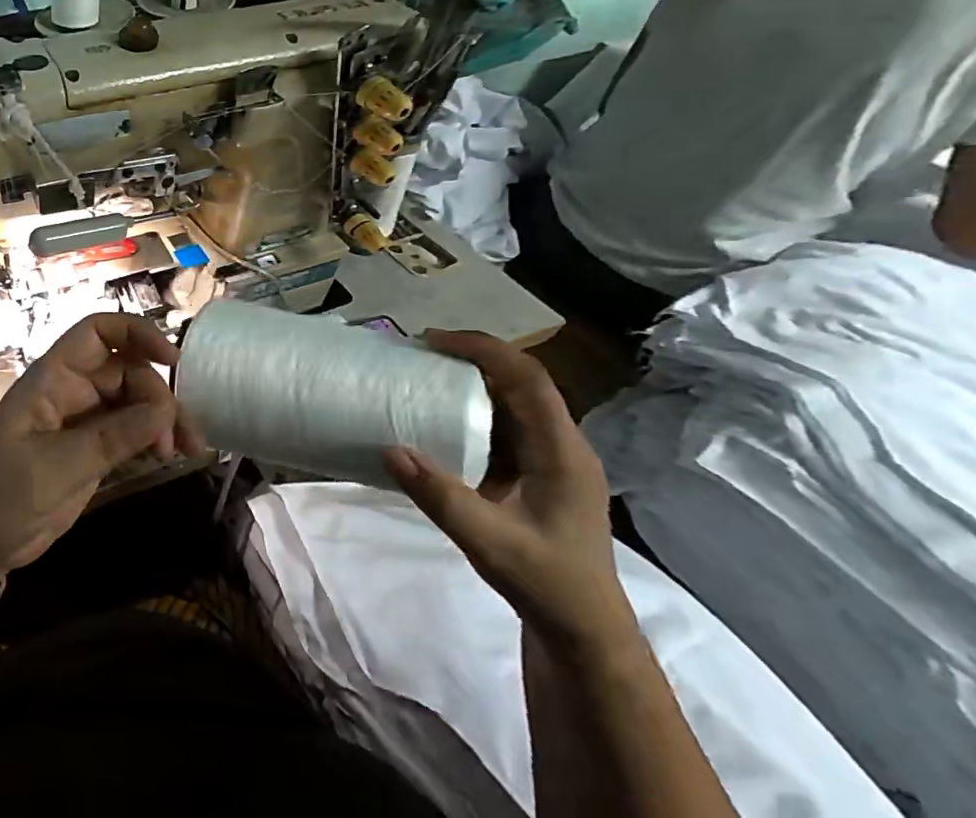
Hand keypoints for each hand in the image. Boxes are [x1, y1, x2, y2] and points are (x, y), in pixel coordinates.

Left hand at [0, 314, 204, 602]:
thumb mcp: (55, 468)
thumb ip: (112, 438)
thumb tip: (165, 411)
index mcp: (53, 380)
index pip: (98, 334)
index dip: (137, 333)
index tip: (173, 360)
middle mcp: (73, 392)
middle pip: (130, 372)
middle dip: (160, 397)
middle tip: (176, 439)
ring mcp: (86, 422)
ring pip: (138, 404)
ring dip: (167, 421)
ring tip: (190, 451)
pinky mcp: (94, 451)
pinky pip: (134, 433)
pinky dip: (157, 440)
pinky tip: (175, 457)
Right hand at [384, 330, 634, 649]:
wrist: (585, 633)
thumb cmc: (547, 584)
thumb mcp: (489, 542)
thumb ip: (440, 496)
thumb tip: (389, 449)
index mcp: (563, 451)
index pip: (529, 378)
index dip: (484, 350)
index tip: (435, 341)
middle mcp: (563, 445)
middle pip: (523, 383)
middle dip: (475, 360)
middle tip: (424, 355)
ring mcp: (553, 461)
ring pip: (515, 405)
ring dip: (474, 386)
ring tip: (428, 379)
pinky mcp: (540, 477)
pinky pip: (507, 430)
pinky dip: (475, 416)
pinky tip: (444, 425)